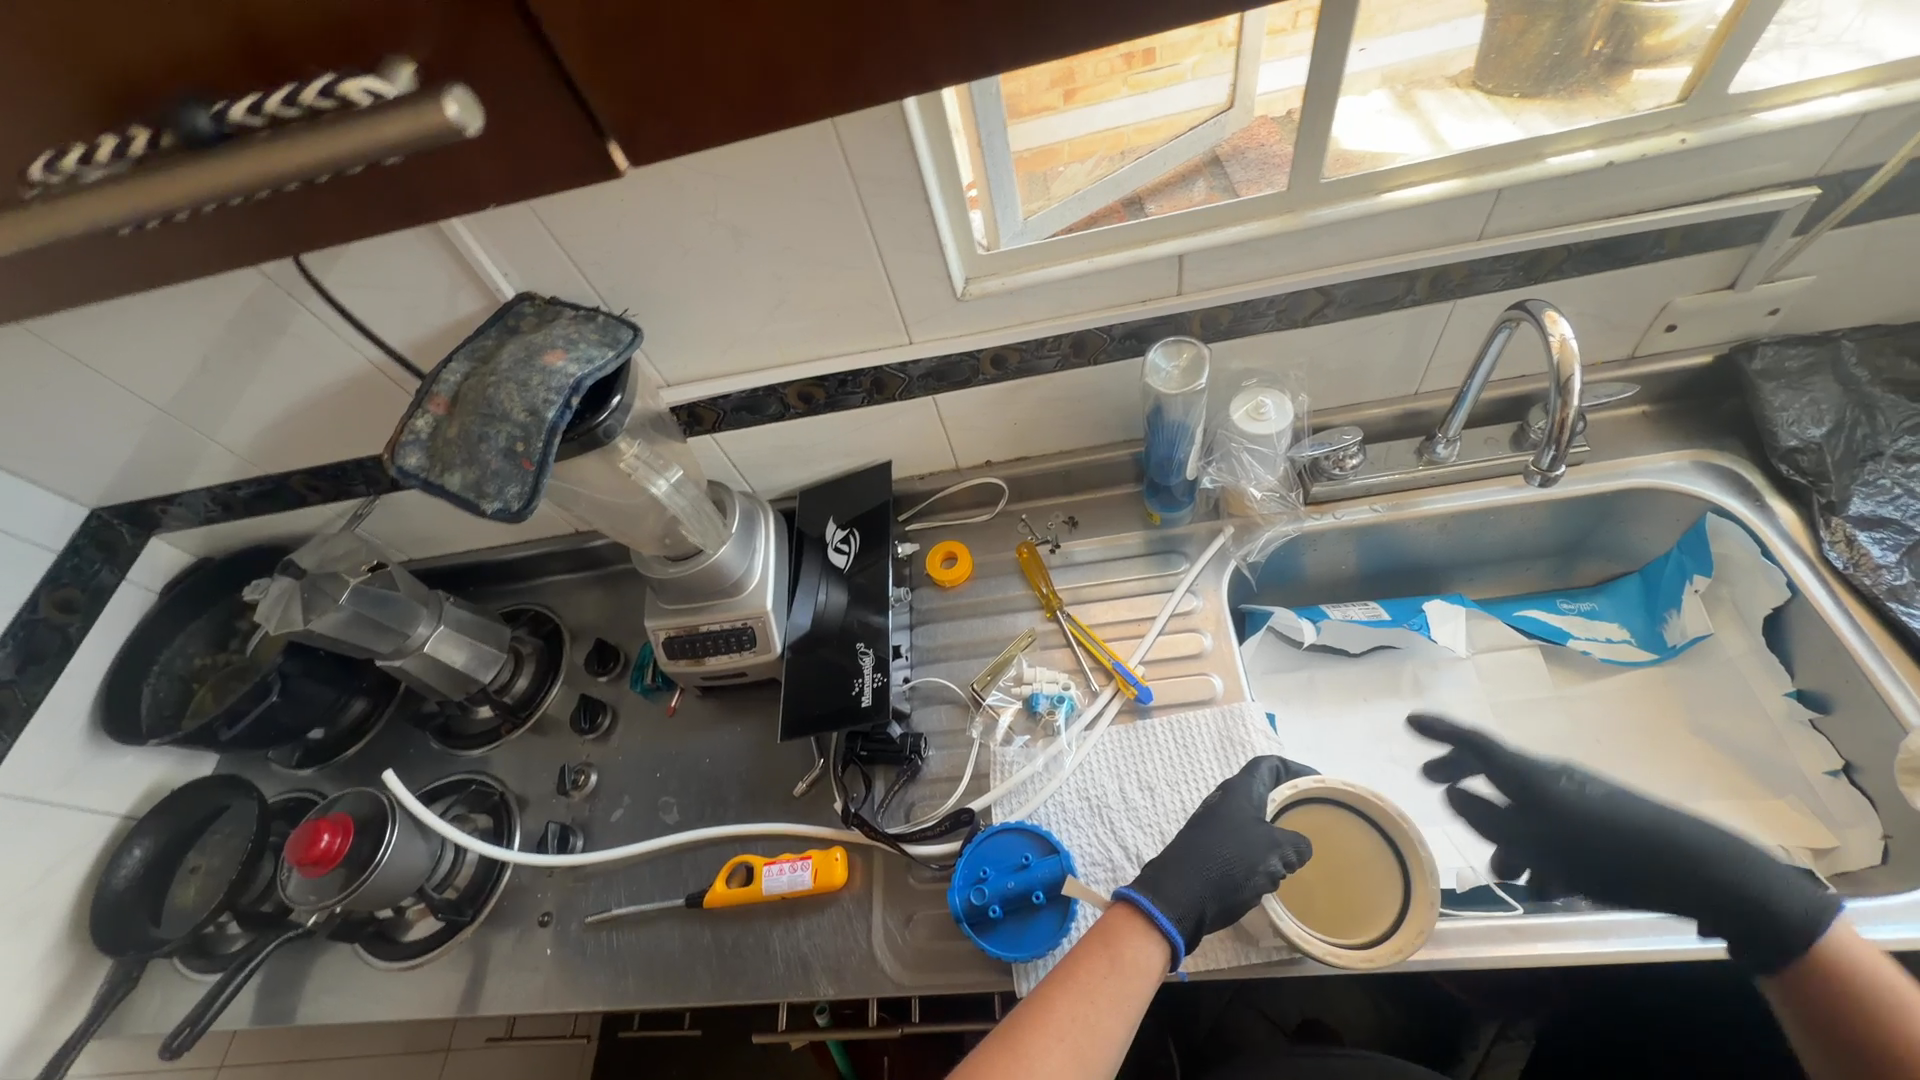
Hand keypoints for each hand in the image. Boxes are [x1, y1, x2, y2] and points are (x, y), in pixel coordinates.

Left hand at [1114, 755, 1316, 967]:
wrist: (1181, 895)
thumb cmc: (1229, 861)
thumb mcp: (1275, 850)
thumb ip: (1296, 843)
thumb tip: (1300, 847)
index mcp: (1240, 790)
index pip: (1269, 765)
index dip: (1295, 769)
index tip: (1317, 783)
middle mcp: (1226, 802)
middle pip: (1263, 793)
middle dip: (1288, 806)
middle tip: (1315, 819)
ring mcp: (1216, 827)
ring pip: (1256, 822)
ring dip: (1278, 834)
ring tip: (1301, 851)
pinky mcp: (1212, 851)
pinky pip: (1246, 846)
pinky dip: (1264, 855)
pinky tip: (1278, 873)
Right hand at [1409, 713, 1841, 973]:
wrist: (1701, 872)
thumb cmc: (1607, 856)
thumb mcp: (1535, 843)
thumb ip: (1487, 818)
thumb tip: (1452, 792)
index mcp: (1530, 777)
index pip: (1475, 744)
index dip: (1441, 732)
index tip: (1410, 721)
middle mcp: (1550, 779)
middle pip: (1494, 769)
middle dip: (1461, 775)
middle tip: (1432, 781)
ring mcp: (1578, 799)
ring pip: (1524, 807)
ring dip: (1505, 835)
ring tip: (1505, 873)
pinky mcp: (1602, 821)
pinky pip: (1552, 827)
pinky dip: (1538, 849)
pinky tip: (1549, 885)